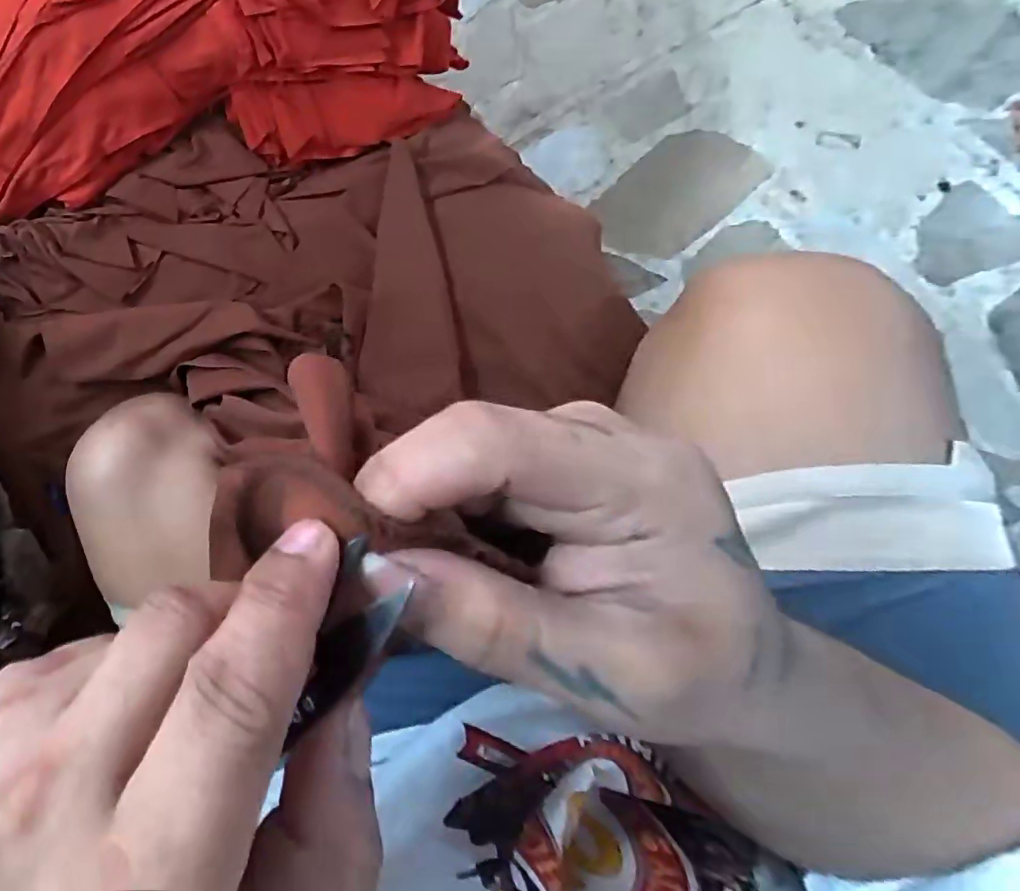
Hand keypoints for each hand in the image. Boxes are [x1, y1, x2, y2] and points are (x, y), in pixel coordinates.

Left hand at [0, 519, 381, 890]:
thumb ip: (328, 819)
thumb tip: (339, 681)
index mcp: (145, 865)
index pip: (225, 694)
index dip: (279, 607)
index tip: (317, 541)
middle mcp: (62, 781)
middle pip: (169, 629)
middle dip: (236, 604)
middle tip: (276, 630)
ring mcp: (14, 734)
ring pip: (129, 629)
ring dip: (183, 644)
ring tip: (194, 708)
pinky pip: (88, 646)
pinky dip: (132, 663)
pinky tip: (133, 719)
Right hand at [354, 401, 789, 746]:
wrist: (745, 667)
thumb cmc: (693, 678)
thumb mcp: (602, 675)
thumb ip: (488, 625)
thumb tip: (371, 573)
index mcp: (633, 476)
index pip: (485, 439)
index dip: (404, 476)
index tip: (364, 545)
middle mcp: (591, 431)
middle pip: (453, 438)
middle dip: (400, 501)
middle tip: (384, 570)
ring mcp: (560, 431)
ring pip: (442, 447)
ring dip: (411, 507)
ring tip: (420, 569)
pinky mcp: (535, 447)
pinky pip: (452, 462)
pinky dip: (428, 507)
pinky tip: (444, 551)